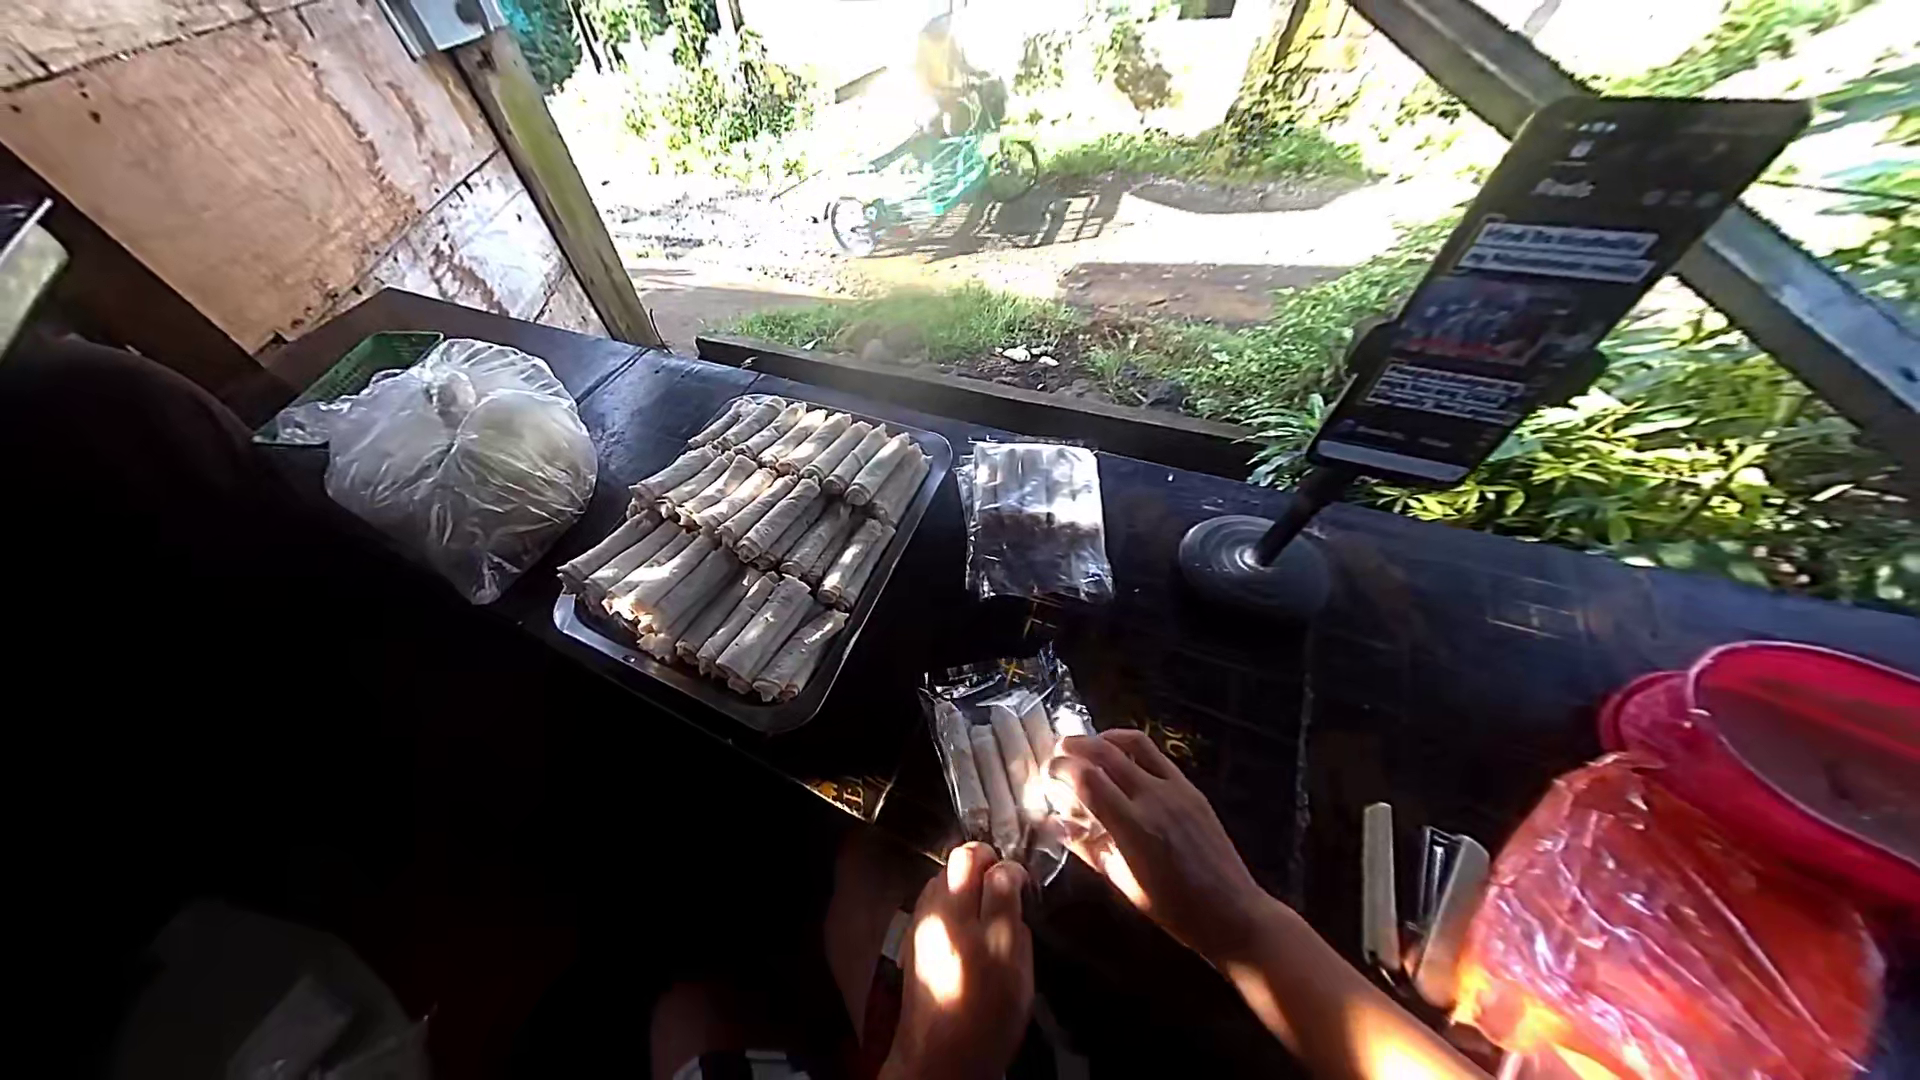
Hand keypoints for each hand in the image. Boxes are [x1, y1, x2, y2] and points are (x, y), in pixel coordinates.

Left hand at [881, 842, 1032, 1079]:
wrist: (939, 1062)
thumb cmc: (985, 1015)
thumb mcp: (1014, 965)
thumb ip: (1010, 911)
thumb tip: (1008, 875)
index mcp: (960, 912)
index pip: (982, 860)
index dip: (1007, 866)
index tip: (1021, 883)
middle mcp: (936, 910)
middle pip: (958, 860)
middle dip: (983, 863)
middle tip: (1003, 886)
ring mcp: (921, 922)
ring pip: (945, 877)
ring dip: (965, 878)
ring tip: (985, 904)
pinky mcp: (913, 937)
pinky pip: (935, 900)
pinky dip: (951, 897)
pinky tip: (966, 922)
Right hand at [1050, 730, 1279, 964]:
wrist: (1235, 914)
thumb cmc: (1174, 910)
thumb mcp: (1122, 883)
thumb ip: (1086, 847)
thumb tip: (1053, 823)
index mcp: (1134, 827)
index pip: (1087, 780)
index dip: (1062, 769)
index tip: (1049, 773)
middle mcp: (1153, 798)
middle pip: (1104, 753)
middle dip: (1075, 746)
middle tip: (1058, 752)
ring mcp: (1175, 788)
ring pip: (1132, 743)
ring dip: (1102, 738)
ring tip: (1086, 745)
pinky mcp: (1190, 787)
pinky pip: (1155, 754)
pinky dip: (1130, 746)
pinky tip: (1118, 755)